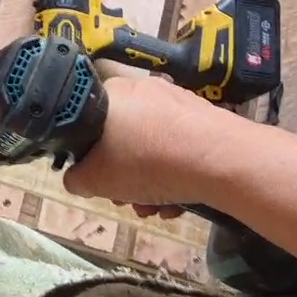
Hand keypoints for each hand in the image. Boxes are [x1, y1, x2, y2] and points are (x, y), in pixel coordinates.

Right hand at [61, 76, 246, 206]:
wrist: (220, 159)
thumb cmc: (145, 161)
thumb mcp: (95, 180)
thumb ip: (76, 179)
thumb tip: (78, 178)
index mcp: (107, 93)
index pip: (85, 126)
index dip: (89, 160)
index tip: (101, 184)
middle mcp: (139, 87)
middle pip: (120, 140)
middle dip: (123, 177)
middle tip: (129, 201)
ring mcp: (174, 99)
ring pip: (150, 146)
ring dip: (149, 181)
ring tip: (158, 208)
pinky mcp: (203, 115)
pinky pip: (178, 146)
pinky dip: (175, 173)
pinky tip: (181, 201)